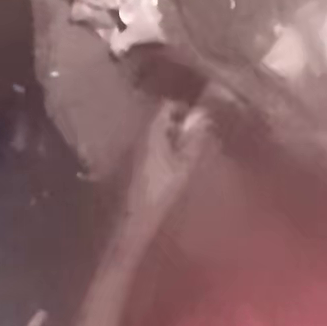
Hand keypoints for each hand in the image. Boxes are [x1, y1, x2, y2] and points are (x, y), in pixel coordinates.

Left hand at [125, 96, 215, 218]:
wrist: (129, 219)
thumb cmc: (160, 191)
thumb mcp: (184, 165)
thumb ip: (194, 140)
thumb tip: (203, 117)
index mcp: (151, 131)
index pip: (165, 106)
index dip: (181, 108)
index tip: (196, 120)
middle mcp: (136, 134)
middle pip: (156, 119)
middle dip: (174, 124)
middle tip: (191, 139)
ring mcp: (127, 148)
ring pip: (149, 133)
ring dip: (165, 138)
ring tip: (180, 154)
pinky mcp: (122, 162)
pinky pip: (142, 146)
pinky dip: (154, 149)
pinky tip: (163, 167)